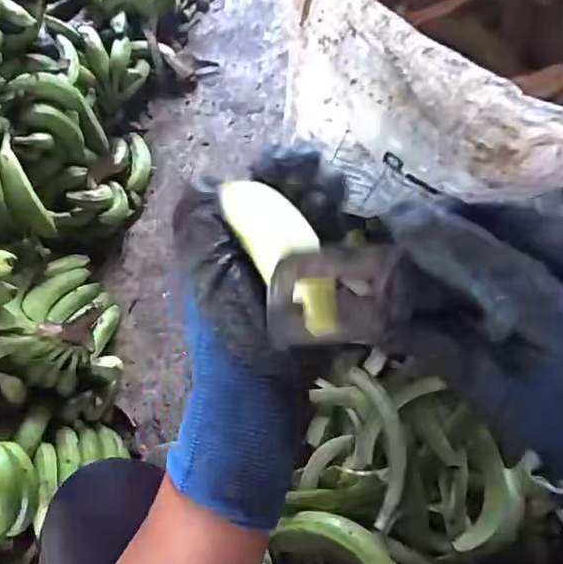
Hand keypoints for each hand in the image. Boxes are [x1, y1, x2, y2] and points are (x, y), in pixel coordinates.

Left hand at [166, 146, 342, 529]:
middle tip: (335, 178)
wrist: (258, 400)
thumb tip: (208, 176)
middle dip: (311, 184)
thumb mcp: (206, 276)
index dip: (276, 170)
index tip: (305, 163)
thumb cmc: (229, 338)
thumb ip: (201, 223)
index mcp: (223, 244)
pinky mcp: (311, 299)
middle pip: (286, 204)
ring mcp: (283, 278)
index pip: (250, 190)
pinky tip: (361, 230)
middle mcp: (252, 255)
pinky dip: (345, 241)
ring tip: (347, 196)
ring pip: (312, 227)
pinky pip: (331, 259)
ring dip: (330, 207)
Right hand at [383, 200, 562, 556]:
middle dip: (466, 215)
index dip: (449, 240)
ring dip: (492, 211)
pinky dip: (523, 214)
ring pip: (547, 210)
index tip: (399, 218)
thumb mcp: (485, 391)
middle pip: (529, 225)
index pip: (505, 270)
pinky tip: (495, 225)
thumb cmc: (543, 414)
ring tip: (447, 219)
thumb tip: (374, 311)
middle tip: (416, 217)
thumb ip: (433, 345)